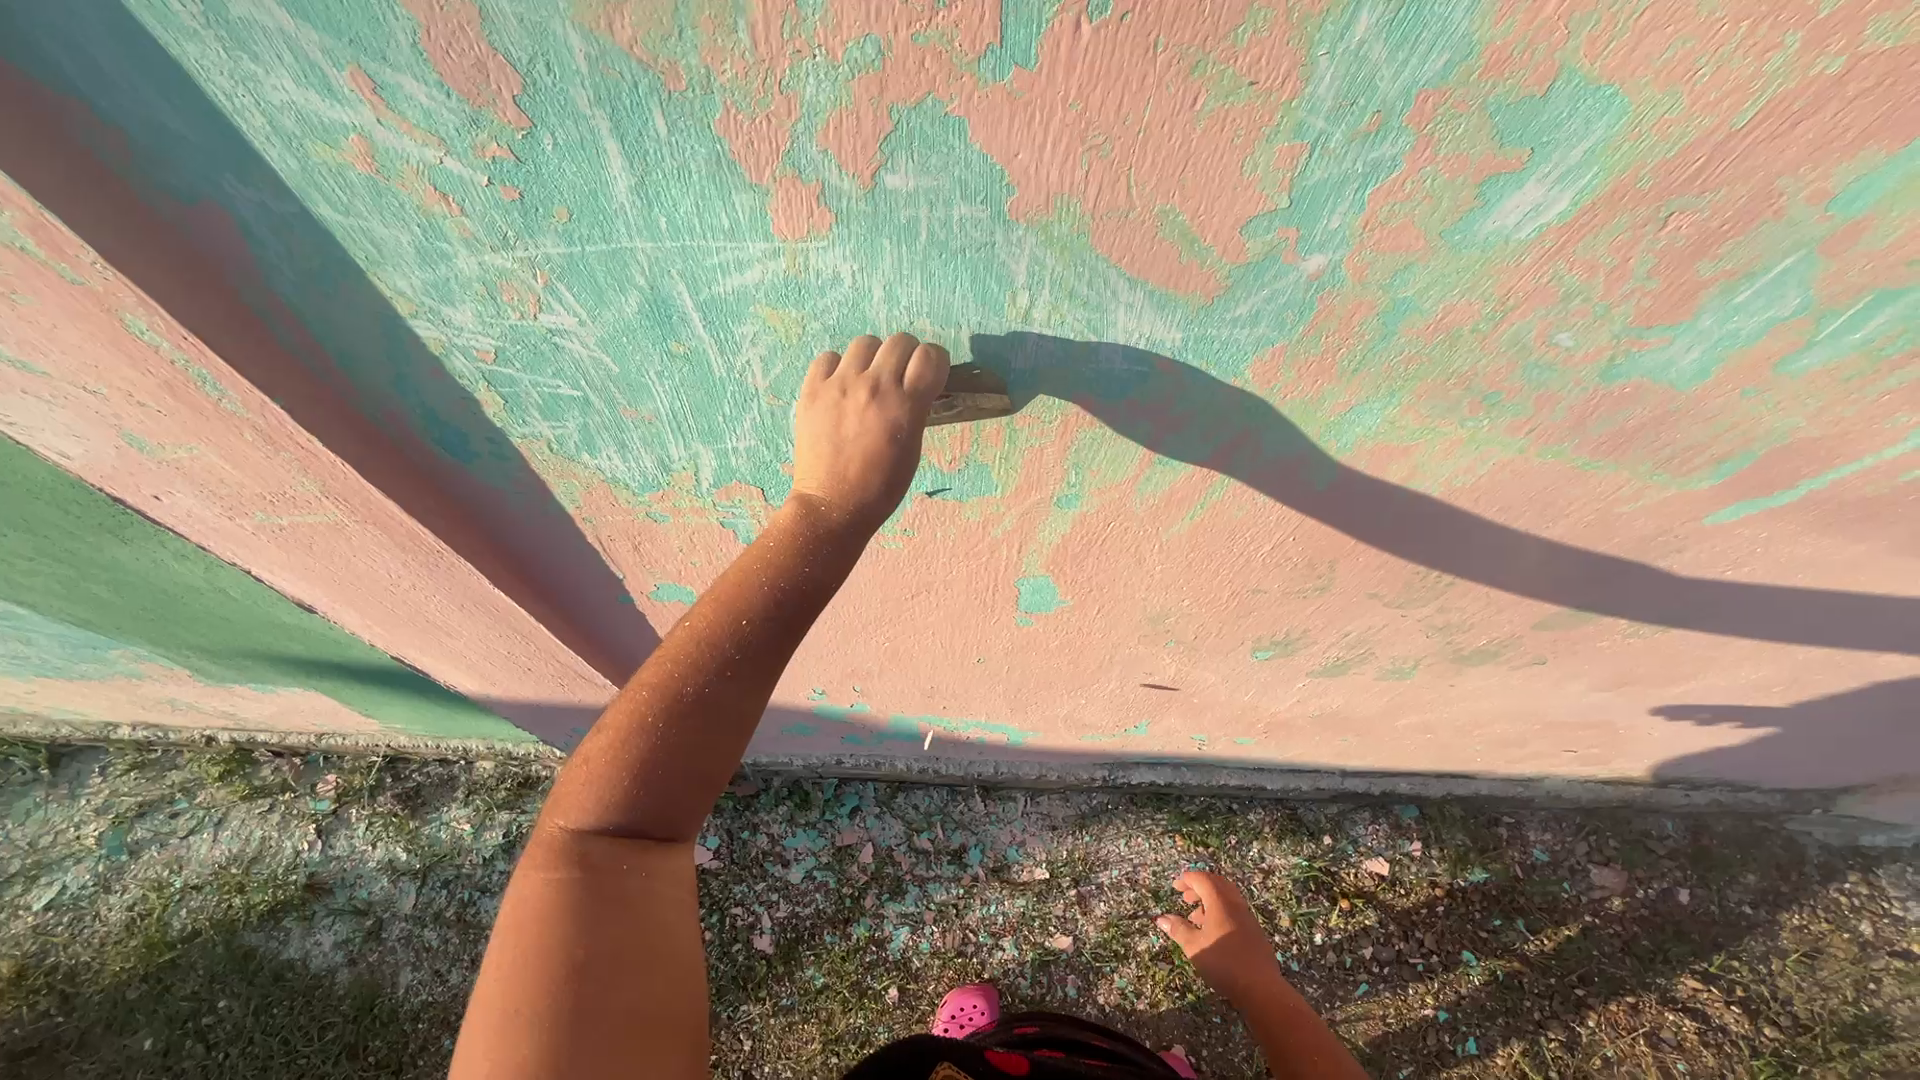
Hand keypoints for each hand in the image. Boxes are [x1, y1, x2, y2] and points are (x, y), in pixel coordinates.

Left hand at [789, 333, 948, 532]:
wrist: (833, 504)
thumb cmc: (881, 487)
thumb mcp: (913, 448)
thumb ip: (916, 410)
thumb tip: (914, 386)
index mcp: (906, 405)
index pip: (931, 355)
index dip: (933, 363)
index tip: (928, 375)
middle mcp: (874, 386)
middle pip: (900, 341)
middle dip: (905, 356)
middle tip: (899, 378)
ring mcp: (840, 384)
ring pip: (865, 343)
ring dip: (872, 358)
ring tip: (867, 381)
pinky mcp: (812, 389)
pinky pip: (829, 357)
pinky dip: (837, 368)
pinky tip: (840, 388)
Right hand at [1156, 870, 1287, 1004]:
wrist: (1261, 988)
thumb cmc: (1223, 962)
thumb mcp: (1194, 946)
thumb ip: (1178, 929)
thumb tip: (1160, 919)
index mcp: (1220, 902)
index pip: (1203, 879)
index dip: (1187, 879)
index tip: (1175, 886)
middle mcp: (1235, 905)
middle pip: (1217, 884)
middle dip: (1199, 887)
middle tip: (1185, 897)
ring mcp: (1247, 918)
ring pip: (1227, 898)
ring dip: (1209, 900)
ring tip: (1195, 917)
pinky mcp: (1254, 932)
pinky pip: (1234, 911)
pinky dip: (1220, 912)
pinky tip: (1212, 932)